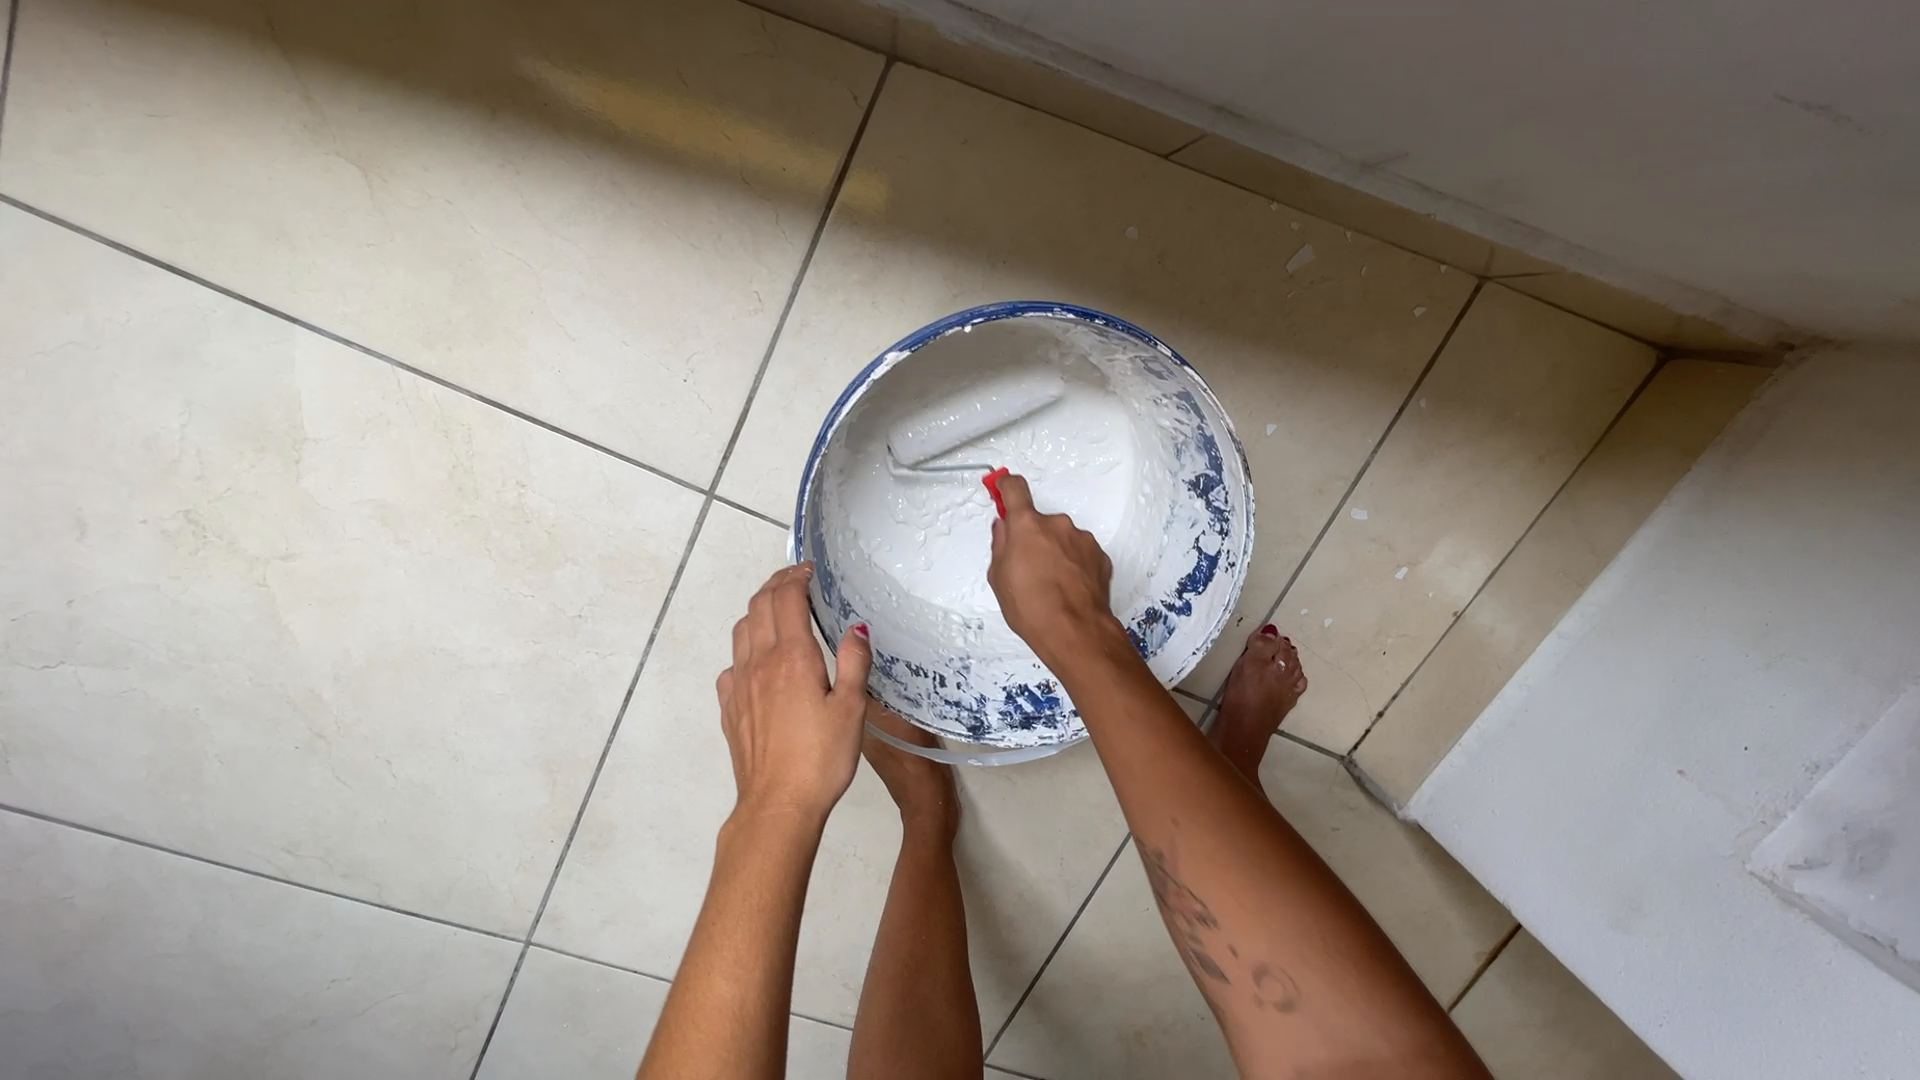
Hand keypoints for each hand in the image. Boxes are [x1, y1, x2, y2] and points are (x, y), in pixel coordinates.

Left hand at [716, 563, 872, 822]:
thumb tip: (856, 626)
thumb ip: (854, 661)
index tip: (811, 570)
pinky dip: (746, 647)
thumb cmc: (821, 757)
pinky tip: (760, 662)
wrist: (777, 805)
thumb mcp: (851, 708)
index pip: (786, 599)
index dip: (797, 577)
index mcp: (792, 657)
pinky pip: (733, 663)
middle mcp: (759, 662)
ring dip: (758, 610)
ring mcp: (738, 684)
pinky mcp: (729, 707)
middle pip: (758, 606)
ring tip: (778, 610)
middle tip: (797, 580)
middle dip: (776, 585)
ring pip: (741, 630)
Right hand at [986, 472, 1117, 659]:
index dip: (1006, 486)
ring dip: (1055, 552)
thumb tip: (1003, 530)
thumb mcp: (999, 578)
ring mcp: (1081, 539)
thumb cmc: (1033, 608)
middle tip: (1026, 567)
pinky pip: (1080, 553)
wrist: (1075, 631)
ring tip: (1050, 584)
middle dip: (1032, 538)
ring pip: (1062, 538)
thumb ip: (1000, 546)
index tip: (1002, 486)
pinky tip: (1067, 588)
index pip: (1014, 489)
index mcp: (1026, 525)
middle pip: (1039, 522)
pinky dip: (1073, 565)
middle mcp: (1057, 525)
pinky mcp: (1099, 555)